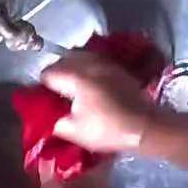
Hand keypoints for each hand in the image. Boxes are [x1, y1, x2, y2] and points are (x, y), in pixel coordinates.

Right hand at [41, 53, 160, 153]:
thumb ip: (55, 121)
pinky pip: (95, 60)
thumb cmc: (108, 129)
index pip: (48, 72)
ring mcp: (105, 64)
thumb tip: (48, 115)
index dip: (42, 85)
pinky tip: (90, 82)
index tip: (44, 97)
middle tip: (56, 91)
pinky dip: (87, 67)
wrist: (145, 126)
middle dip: (56, 72)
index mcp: (75, 78)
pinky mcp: (118, 68)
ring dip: (72, 66)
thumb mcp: (75, 131)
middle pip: (63, 60)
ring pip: (80, 56)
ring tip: (72, 84)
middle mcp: (89, 64)